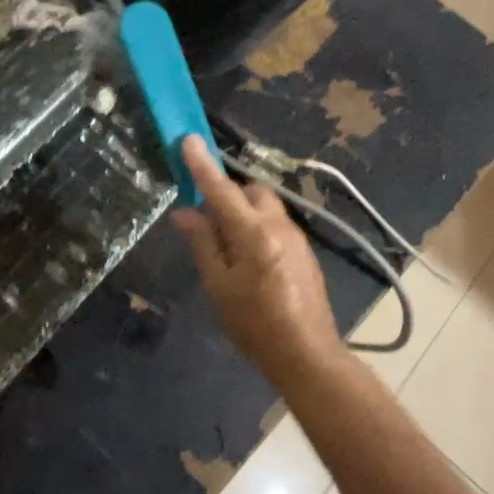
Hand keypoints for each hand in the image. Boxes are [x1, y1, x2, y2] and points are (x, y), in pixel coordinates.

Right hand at [171, 136, 340, 385]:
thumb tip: (186, 212)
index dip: (202, 165)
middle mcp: (279, 227)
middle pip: (251, 191)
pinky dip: (254, 225)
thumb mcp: (218, 285)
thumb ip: (203, 243)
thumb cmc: (253, 324)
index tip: (189, 139)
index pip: (221, 190)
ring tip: (221, 238)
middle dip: (227, 190)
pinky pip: (274, 224)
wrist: (308, 354)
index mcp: (253, 235)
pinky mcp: (304, 251)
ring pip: (265, 206)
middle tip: (203, 211)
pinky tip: (243, 254)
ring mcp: (296, 238)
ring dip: (241, 209)